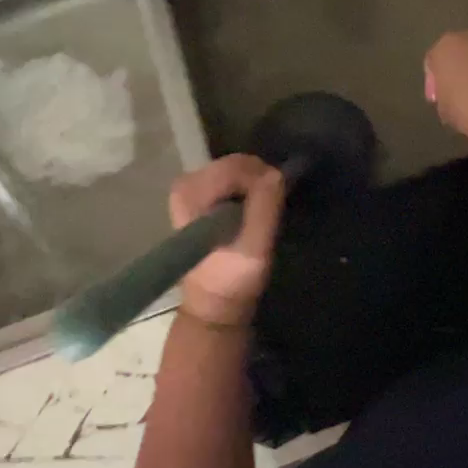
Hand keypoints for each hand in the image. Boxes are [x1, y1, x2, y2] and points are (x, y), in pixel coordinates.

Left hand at [170, 155, 284, 327]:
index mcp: (191, 194)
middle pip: (235, 164)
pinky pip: (231, 178)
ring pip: (235, 168)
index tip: (281, 197)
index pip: (236, 167)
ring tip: (266, 209)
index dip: (263, 178)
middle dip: (260, 179)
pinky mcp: (198, 194)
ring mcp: (190, 187)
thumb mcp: (255, 248)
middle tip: (276, 204)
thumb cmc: (232, 280)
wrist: (213, 304)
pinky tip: (253, 209)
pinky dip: (247, 188)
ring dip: (255, 184)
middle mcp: (186, 183)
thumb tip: (276, 173)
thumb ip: (264, 208)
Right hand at [424, 30, 467, 141]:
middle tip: (456, 98)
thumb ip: (443, 95)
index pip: (432, 62)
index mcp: (444, 45)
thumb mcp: (444, 108)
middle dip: (456, 73)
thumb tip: (451, 96)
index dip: (434, 83)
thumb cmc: (467, 108)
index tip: (438, 101)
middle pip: (457, 55)